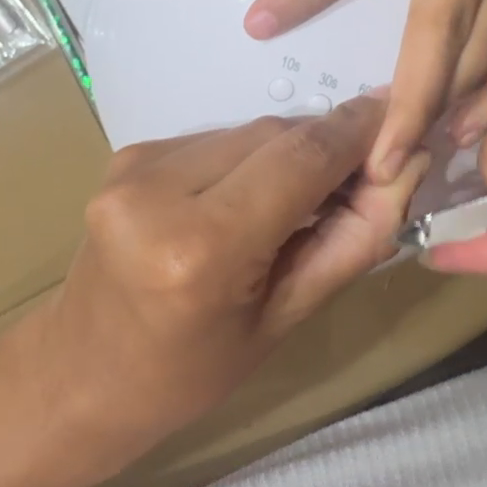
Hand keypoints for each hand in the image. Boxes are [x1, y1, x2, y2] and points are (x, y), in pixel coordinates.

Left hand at [22, 97, 428, 473]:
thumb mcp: (284, 319)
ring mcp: (134, 164)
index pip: (300, 159)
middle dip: (324, 146)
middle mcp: (156, 188)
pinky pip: (213, 138)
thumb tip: (402, 166)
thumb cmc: (191, 370)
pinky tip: (248, 195)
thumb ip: (351, 240)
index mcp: (199, 246)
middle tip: (360, 175)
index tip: (399, 115)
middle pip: (272, 134)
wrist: (84, 370)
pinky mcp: (127, 153)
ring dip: (284, 152)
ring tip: (298, 200)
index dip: (356, 131)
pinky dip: (245, 157)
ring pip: (244, 131)